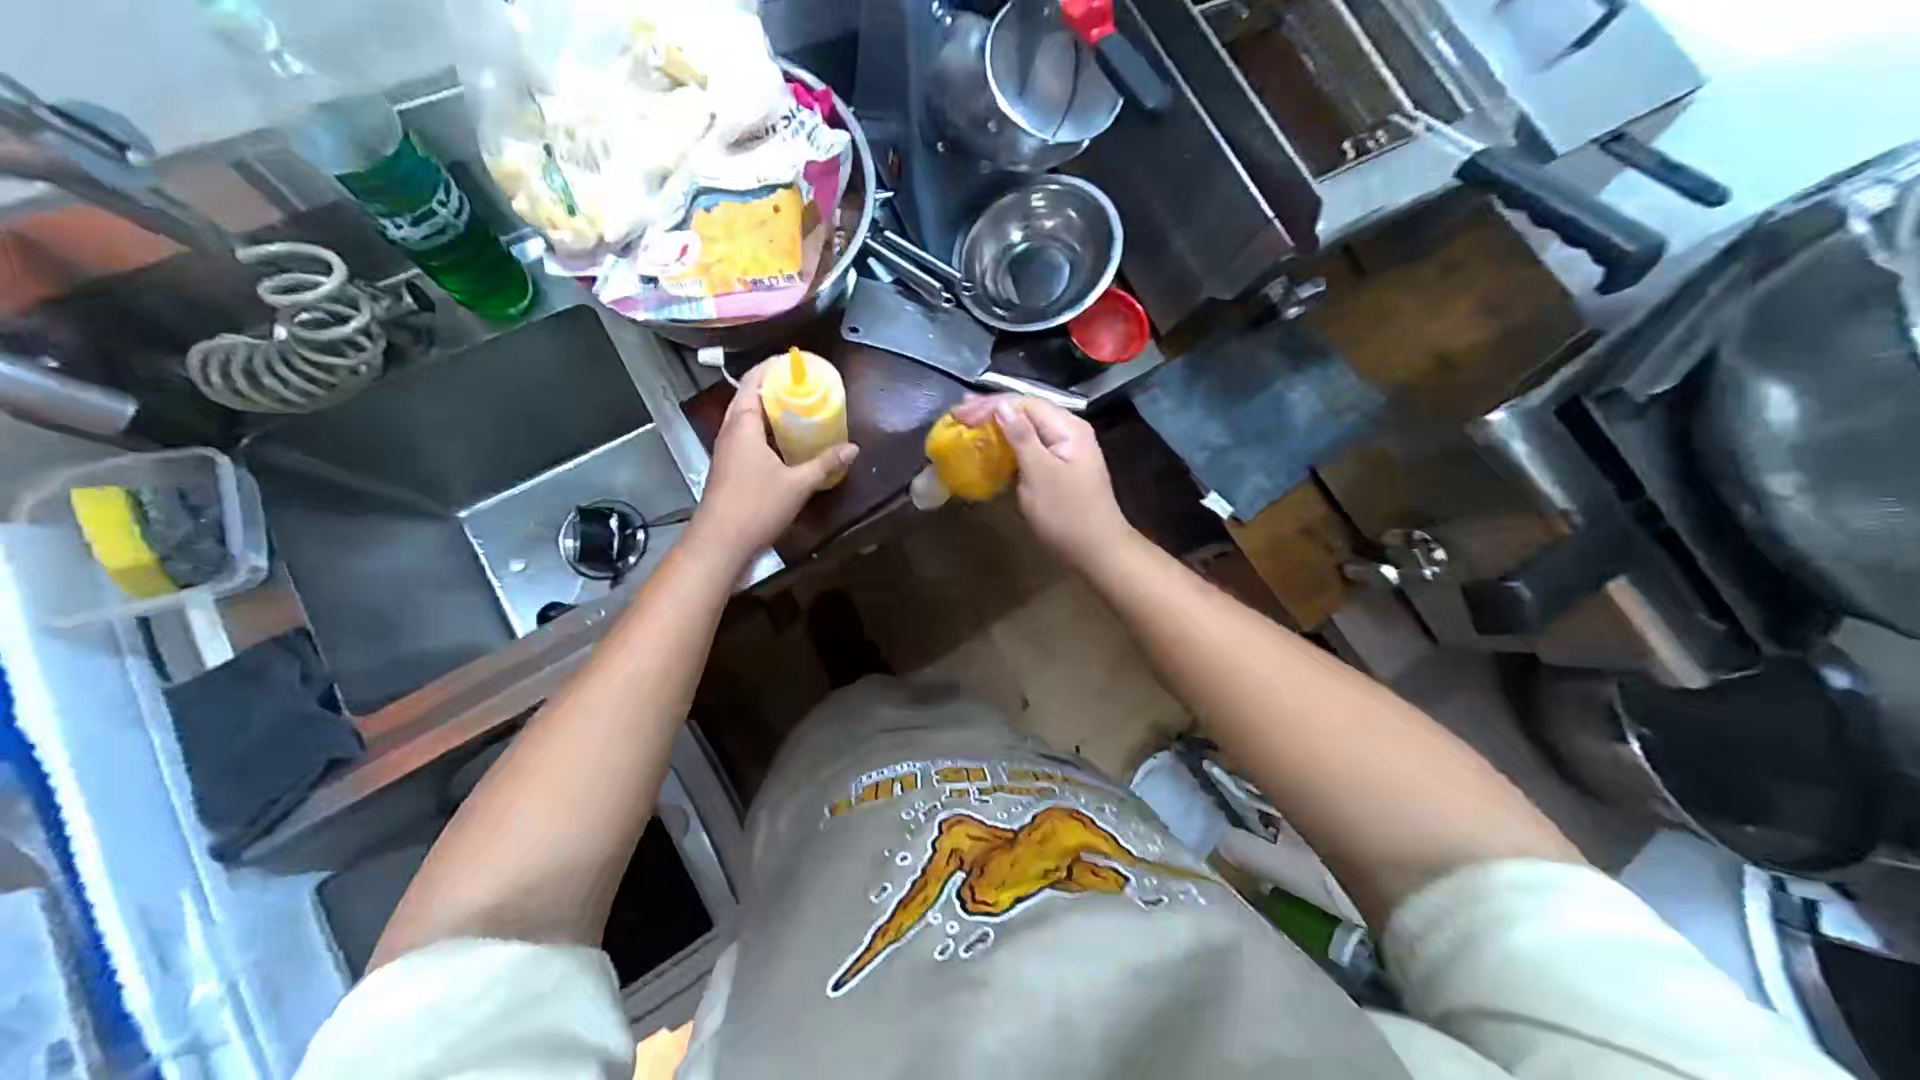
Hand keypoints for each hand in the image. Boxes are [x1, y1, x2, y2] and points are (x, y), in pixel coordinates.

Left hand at [690, 360, 857, 563]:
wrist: (720, 543)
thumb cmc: (755, 507)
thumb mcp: (797, 484)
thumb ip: (825, 463)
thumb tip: (853, 448)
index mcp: (742, 425)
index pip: (754, 381)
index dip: (773, 367)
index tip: (796, 362)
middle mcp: (730, 431)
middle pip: (750, 397)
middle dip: (774, 386)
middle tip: (804, 384)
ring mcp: (727, 450)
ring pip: (748, 418)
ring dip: (770, 409)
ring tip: (799, 407)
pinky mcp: (730, 467)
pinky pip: (749, 436)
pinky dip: (767, 430)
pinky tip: (787, 441)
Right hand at [952, 394, 1131, 567]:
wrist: (1097, 552)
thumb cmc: (1066, 514)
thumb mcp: (1040, 473)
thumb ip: (1021, 437)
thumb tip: (1001, 406)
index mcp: (1068, 428)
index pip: (1025, 403)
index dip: (991, 404)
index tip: (960, 415)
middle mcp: (1069, 432)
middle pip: (1027, 412)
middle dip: (993, 411)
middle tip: (960, 415)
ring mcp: (1066, 451)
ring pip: (1028, 429)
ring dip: (999, 426)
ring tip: (970, 425)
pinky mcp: (1059, 469)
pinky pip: (1031, 448)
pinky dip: (1009, 445)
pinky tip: (991, 448)